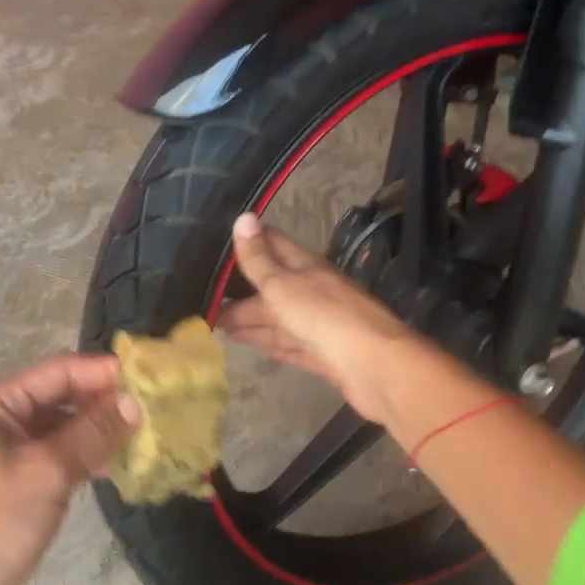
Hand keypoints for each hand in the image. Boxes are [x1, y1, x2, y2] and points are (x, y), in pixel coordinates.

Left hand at [0, 354, 140, 584]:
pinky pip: (53, 455)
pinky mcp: (12, 481)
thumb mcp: (46, 473)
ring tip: (141, 438)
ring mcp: (4, 450)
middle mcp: (0, 417)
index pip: (59, 370)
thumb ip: (91, 433)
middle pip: (60, 396)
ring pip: (60, 428)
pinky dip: (81, 457)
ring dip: (96, 432)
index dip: (102, 371)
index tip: (146, 378)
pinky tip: (113, 467)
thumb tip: (134, 400)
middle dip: (102, 402)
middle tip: (150, 409)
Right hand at [215, 214, 434, 424]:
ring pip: (278, 318)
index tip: (218, 243)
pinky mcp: (325, 355)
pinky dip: (269, 342)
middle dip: (242, 291)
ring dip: (250, 320)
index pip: (273, 244)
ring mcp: (320, 324)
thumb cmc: (326, 317)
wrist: (378, 368)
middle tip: (207, 299)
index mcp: (306, 267)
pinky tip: (249, 345)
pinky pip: (290, 344)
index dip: (249, 241)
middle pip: (272, 286)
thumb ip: (260, 258)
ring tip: (217, 325)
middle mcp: (313, 291)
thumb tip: (243, 216)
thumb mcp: (283, 285)